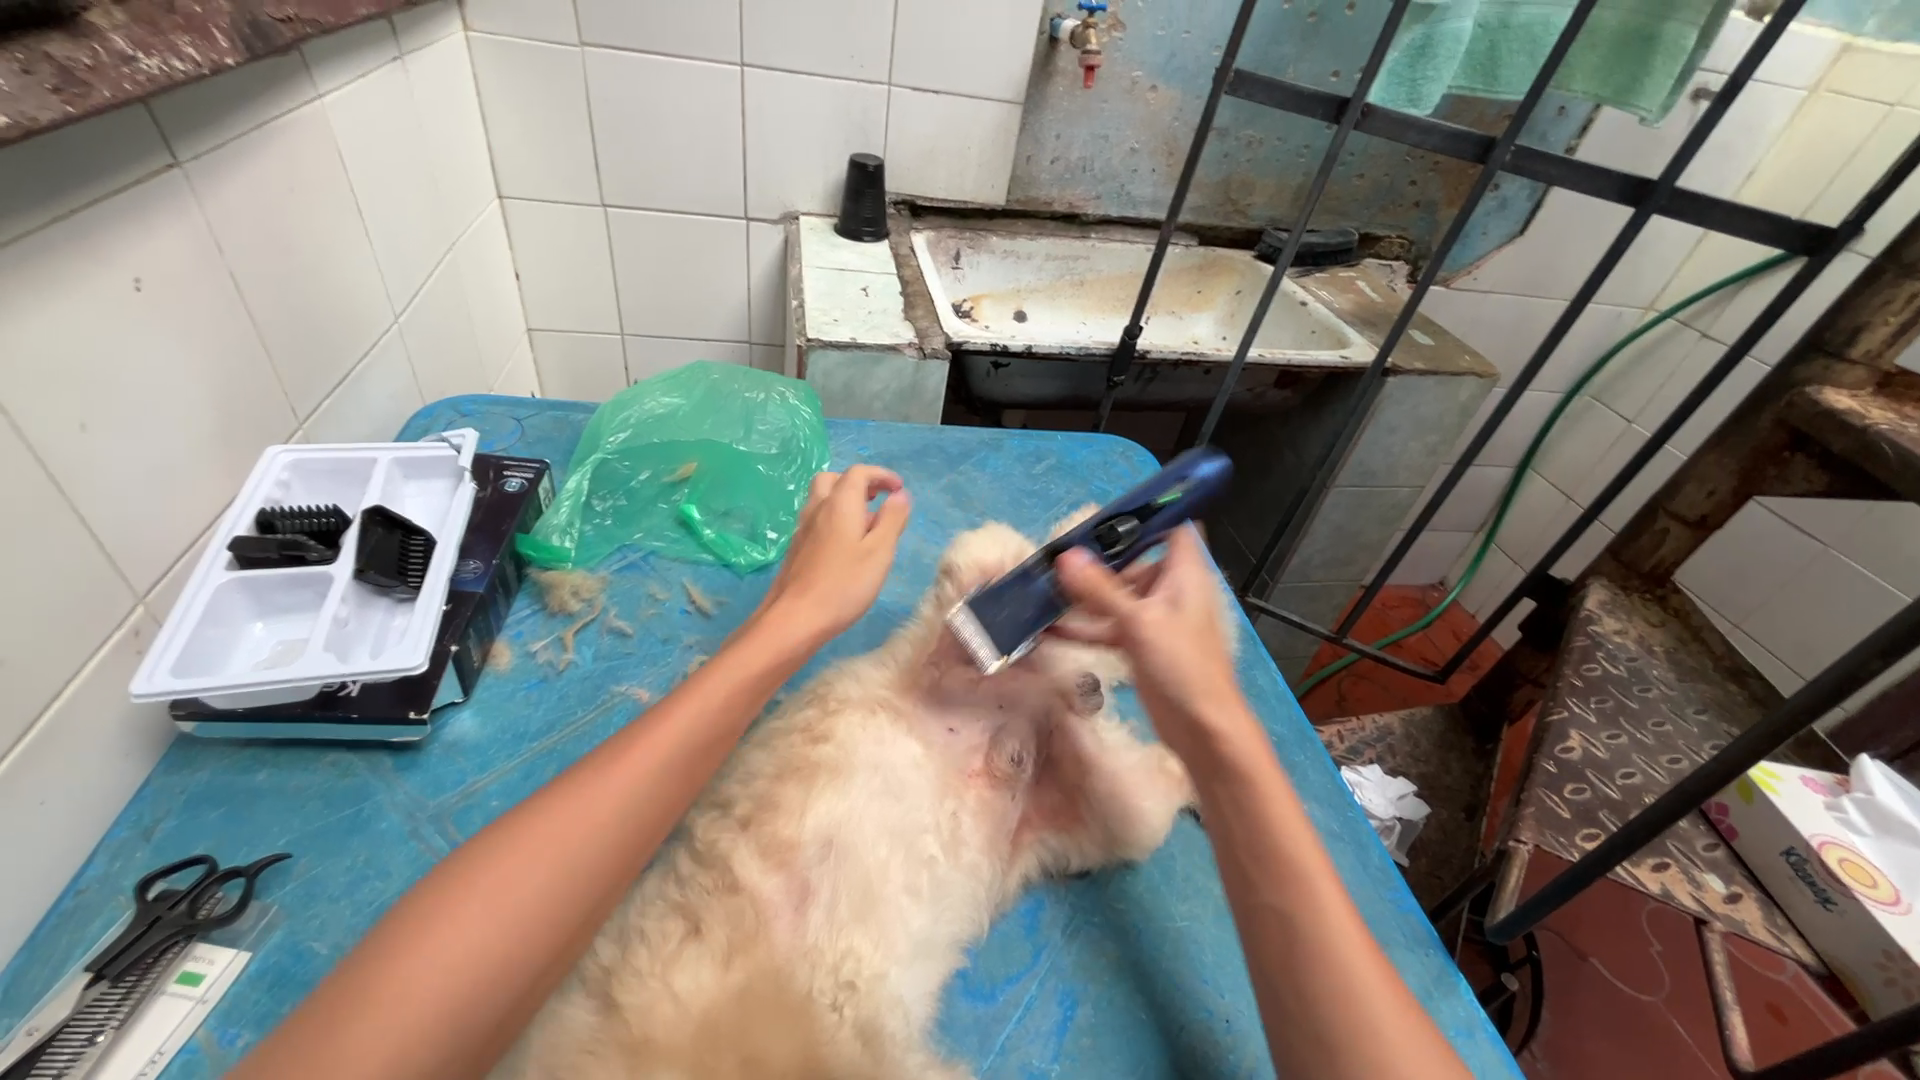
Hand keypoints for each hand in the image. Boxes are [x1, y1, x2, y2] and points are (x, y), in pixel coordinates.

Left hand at [755, 466, 911, 645]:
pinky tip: (845, 546)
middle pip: (833, 480)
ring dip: (844, 501)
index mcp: (840, 504)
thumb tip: (900, 495)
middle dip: (858, 483)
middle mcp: (817, 509)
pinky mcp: (796, 548)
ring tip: (866, 524)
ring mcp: (802, 529)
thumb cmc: (844, 584)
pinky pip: (816, 520)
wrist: (794, 618)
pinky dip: (834, 519)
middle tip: (877, 499)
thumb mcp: (880, 552)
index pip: (859, 473)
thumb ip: (892, 519)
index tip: (899, 489)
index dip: (881, 475)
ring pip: (821, 500)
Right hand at [1052, 527, 1253, 753]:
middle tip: (1059, 555)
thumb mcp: (1138, 621)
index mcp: (1184, 573)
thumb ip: (1099, 590)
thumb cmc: (1182, 666)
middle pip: (1134, 562)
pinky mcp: (1141, 645)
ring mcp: (1155, 619)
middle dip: (1099, 559)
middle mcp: (1170, 590)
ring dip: (1086, 594)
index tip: (1105, 516)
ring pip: (1117, 595)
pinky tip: (1050, 627)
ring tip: (1046, 588)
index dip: (1146, 517)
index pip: (1172, 528)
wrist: (1203, 728)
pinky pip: (1109, 626)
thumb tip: (1065, 556)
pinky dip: (1085, 626)